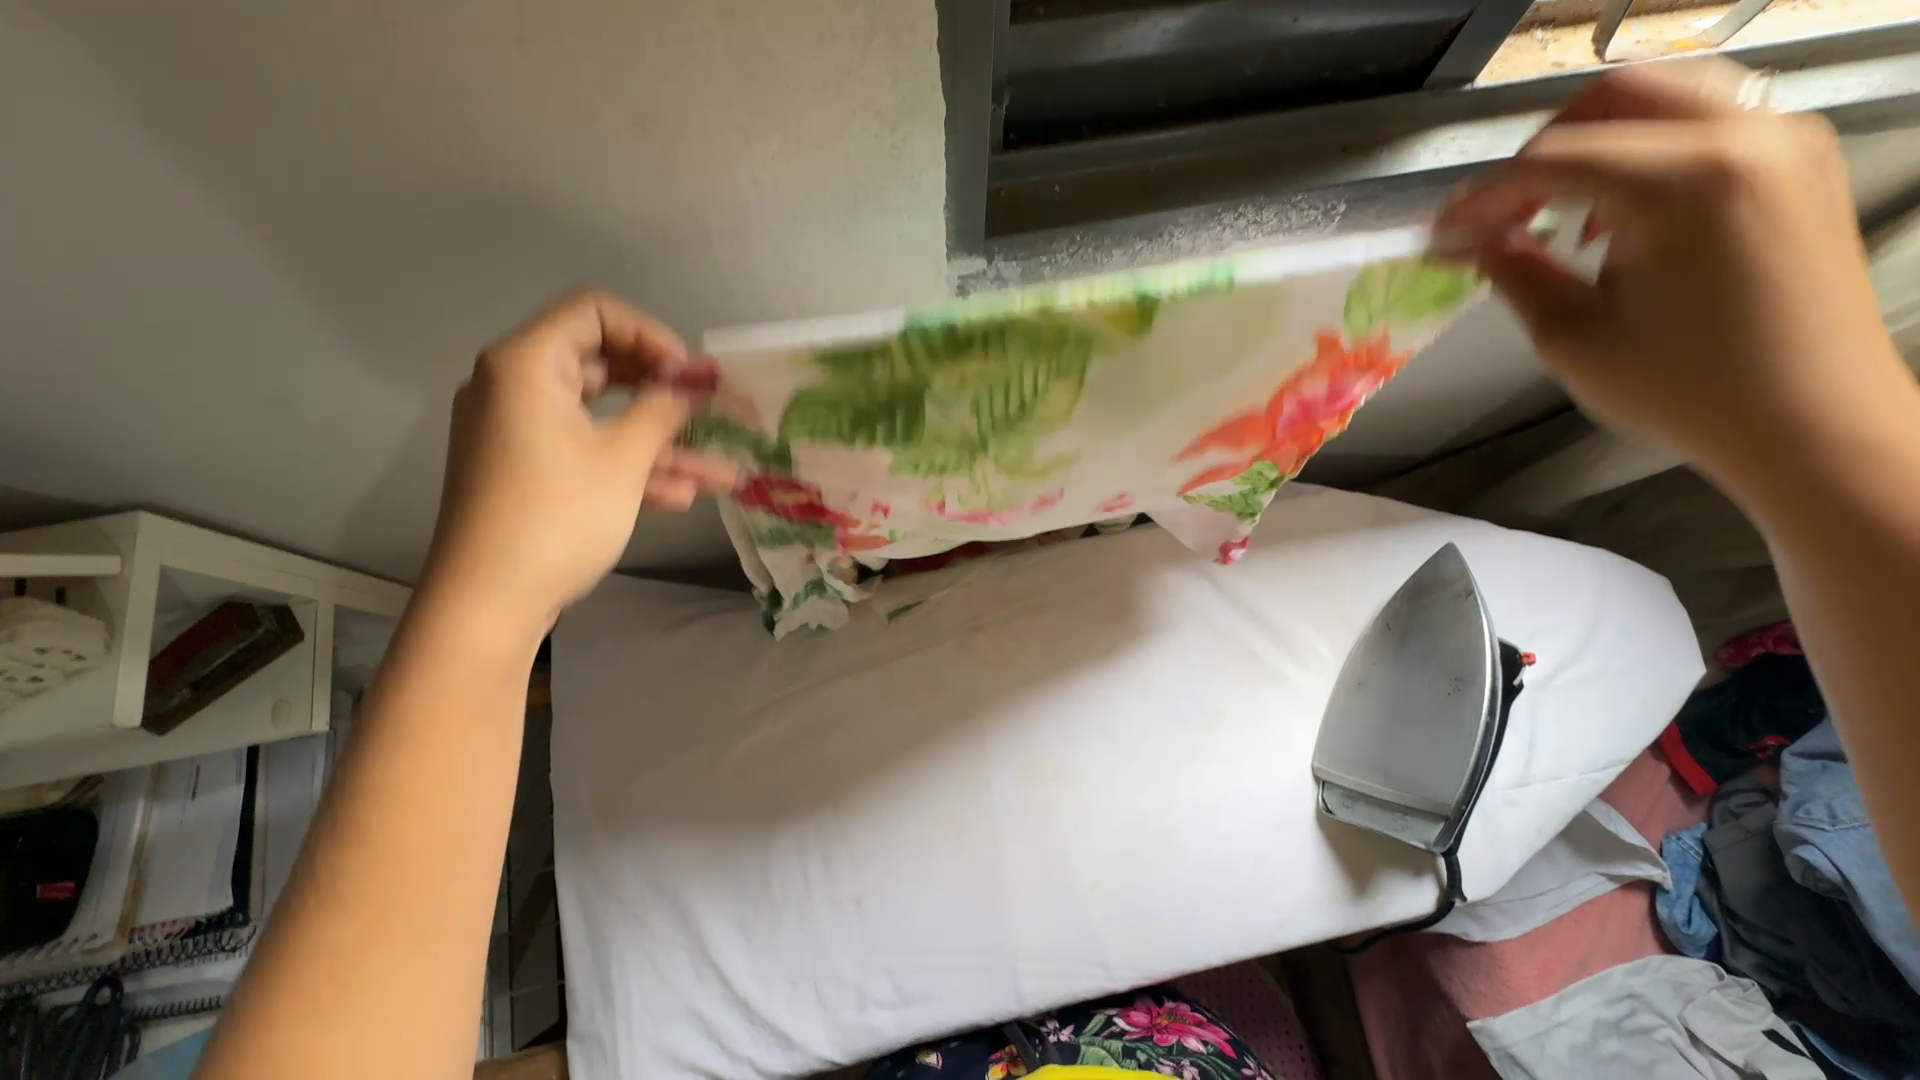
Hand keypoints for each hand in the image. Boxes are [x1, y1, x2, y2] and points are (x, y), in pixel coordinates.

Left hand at [421, 290, 735, 634]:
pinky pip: (584, 449)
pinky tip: (683, 495)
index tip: (690, 374)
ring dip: (660, 442)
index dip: (652, 334)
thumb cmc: (557, 516)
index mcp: (527, 363)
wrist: (487, 601)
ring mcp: (519, 430)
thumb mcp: (623, 460)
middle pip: (602, 364)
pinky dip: (628, 465)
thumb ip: (664, 410)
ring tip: (723, 472)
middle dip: (665, 392)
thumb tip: (697, 382)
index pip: (595, 311)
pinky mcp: (526, 468)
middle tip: (712, 410)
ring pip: (601, 417)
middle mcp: (515, 385)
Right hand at [1436, 59, 1908, 487]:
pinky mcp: (1799, 164)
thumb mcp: (1571, 337)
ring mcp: (1784, 142)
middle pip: (1612, 93)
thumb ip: (1515, 273)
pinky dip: (1646, 149)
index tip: (1442, 233)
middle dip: (1539, 148)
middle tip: (1500, 210)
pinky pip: (1708, 120)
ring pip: (1665, 93)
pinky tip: (1618, 213)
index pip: (1550, 160)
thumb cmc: (1689, 389)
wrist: (1810, 419)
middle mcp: (1744, 138)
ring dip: (1594, 140)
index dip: (1483, 198)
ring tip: (1556, 208)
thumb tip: (1474, 243)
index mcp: (1681, 183)